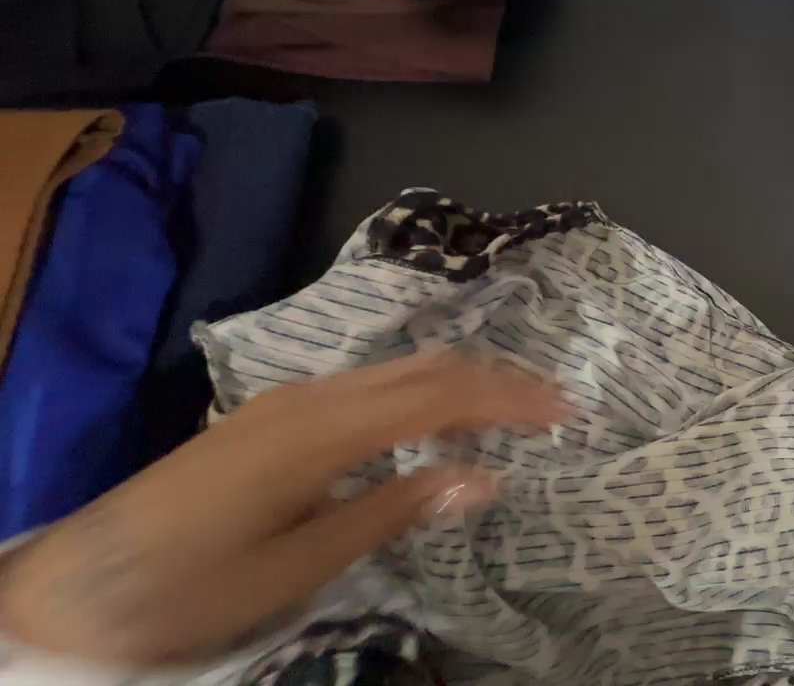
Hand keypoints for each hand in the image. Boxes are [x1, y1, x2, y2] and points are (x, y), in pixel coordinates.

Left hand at [0, 350, 567, 665]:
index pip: (446, 394)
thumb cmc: (186, 590)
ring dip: (472, 378)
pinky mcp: (282, 408)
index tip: (567, 411)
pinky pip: (380, 379)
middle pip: (433, 365)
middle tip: (559, 402)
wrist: (62, 591)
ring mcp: (296, 395)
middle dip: (505, 379)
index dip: (513, 398)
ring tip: (519, 403)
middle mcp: (317, 394)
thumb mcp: (297, 567)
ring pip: (408, 366)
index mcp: (324, 429)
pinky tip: (447, 412)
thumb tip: (486, 477)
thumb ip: (397, 510)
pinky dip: (433, 386)